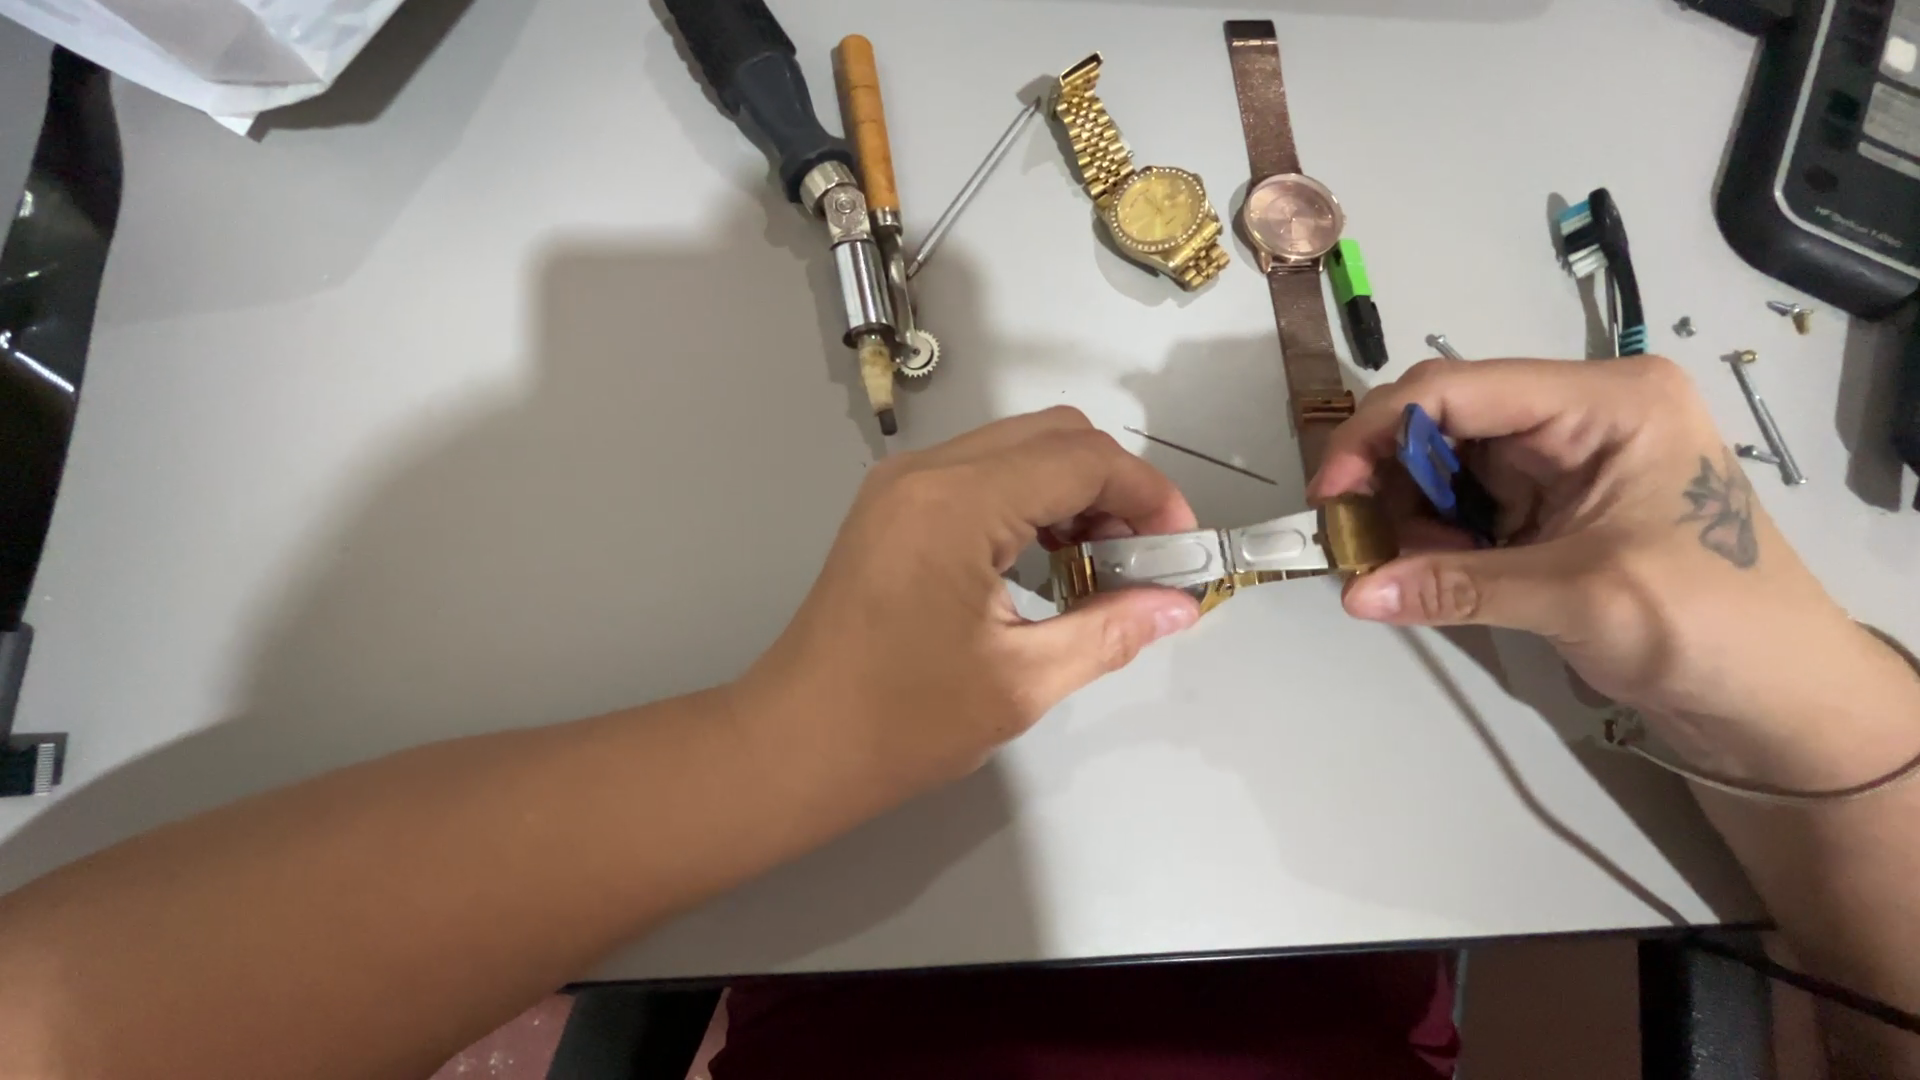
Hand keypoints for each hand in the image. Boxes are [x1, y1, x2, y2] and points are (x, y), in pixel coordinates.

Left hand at [735, 408, 1201, 809]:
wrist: (797, 742)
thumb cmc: (903, 722)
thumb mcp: (1021, 682)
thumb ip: (1110, 631)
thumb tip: (1178, 606)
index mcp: (957, 504)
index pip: (1082, 460)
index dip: (1147, 495)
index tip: (1179, 547)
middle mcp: (927, 471)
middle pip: (1052, 435)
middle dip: (1113, 486)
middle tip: (1140, 557)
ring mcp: (902, 483)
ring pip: (1017, 447)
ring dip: (1070, 490)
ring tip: (1097, 562)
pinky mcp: (892, 504)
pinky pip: (981, 473)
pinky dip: (1028, 499)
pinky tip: (1044, 557)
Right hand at [1308, 356, 1865, 752]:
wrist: (1773, 698)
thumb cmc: (1710, 626)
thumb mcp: (1577, 598)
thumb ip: (1456, 587)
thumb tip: (1353, 594)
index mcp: (1604, 403)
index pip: (1456, 389)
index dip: (1375, 432)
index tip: (1329, 495)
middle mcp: (1572, 414)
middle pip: (1437, 417)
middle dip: (1383, 473)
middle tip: (1351, 533)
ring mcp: (1553, 458)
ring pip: (1434, 460)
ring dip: (1399, 510)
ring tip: (1400, 566)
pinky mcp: (1536, 500)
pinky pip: (1450, 499)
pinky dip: (1422, 533)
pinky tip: (1425, 569)